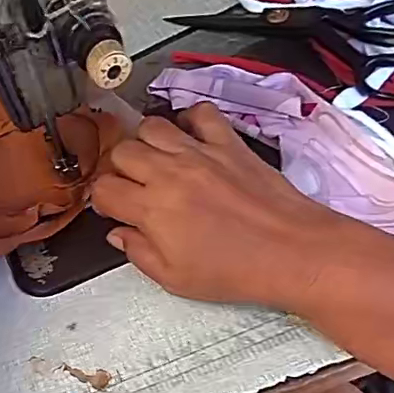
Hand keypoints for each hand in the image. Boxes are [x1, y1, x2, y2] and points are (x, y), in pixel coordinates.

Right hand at [90, 103, 364, 308]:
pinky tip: (188, 139)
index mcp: (152, 209)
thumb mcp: (174, 278)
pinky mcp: (229, 144)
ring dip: (146, 142)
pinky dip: (188, 120)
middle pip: (121, 151)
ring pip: (152, 126)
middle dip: (119, 169)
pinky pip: (200, 113)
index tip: (111, 208)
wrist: (292, 252)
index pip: (103, 188)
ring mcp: (201, 154)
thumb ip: (138, 253)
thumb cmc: (236, 271)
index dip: (101, 200)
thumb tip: (119, 235)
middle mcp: (170, 174)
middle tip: (131, 186)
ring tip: (155, 161)